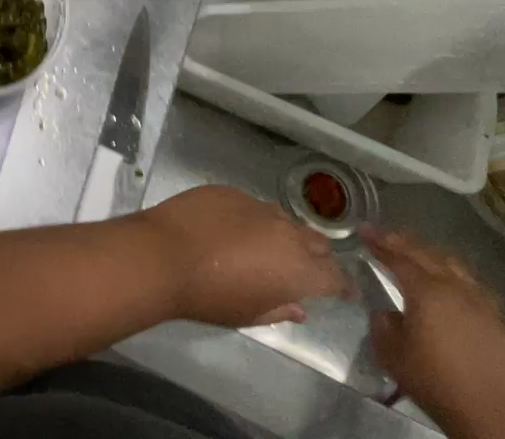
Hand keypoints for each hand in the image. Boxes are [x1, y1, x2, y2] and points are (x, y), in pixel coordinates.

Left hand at [136, 185, 349, 327]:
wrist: (164, 254)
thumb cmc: (209, 294)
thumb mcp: (249, 314)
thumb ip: (280, 310)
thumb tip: (299, 307)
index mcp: (299, 269)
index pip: (336, 276)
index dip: (341, 284)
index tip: (340, 290)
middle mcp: (286, 232)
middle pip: (317, 242)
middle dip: (317, 256)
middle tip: (304, 268)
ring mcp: (257, 206)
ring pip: (284, 218)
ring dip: (284, 233)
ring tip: (268, 244)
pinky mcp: (229, 190)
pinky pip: (252, 204)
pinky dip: (252, 217)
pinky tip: (234, 226)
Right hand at [360, 225, 504, 438]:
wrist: (496, 415)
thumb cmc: (437, 382)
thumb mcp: (392, 354)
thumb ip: (383, 326)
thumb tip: (387, 313)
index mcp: (426, 291)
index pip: (398, 257)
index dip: (378, 242)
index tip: (363, 230)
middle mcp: (455, 288)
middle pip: (426, 254)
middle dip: (402, 241)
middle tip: (384, 233)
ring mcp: (482, 303)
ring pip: (455, 264)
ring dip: (431, 253)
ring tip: (418, 251)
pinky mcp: (500, 320)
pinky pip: (473, 283)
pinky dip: (456, 273)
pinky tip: (452, 281)